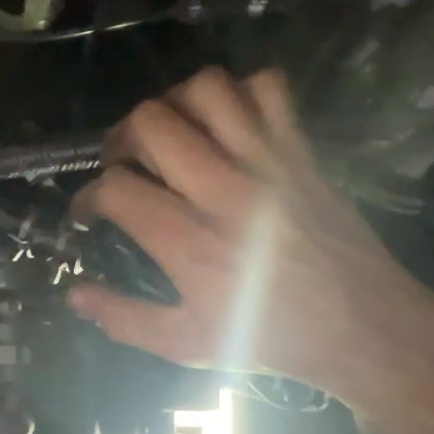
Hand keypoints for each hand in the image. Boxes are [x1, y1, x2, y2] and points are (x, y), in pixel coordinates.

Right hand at [67, 68, 433, 411]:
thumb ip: (126, 319)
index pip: (117, 190)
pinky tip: (226, 125)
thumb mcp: (187, 345)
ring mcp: (267, 163)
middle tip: (121, 166)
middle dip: (119, 138)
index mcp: (190, 244)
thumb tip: (75, 295)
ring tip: (168, 135)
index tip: (87, 215)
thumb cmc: (268, 339)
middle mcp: (223, 191)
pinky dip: (239, 94)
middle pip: (151, 123)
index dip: (87, 198)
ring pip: (207, 91)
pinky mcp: (301, 151)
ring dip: (174, 104)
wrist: (359, 326)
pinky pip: (268, 89)